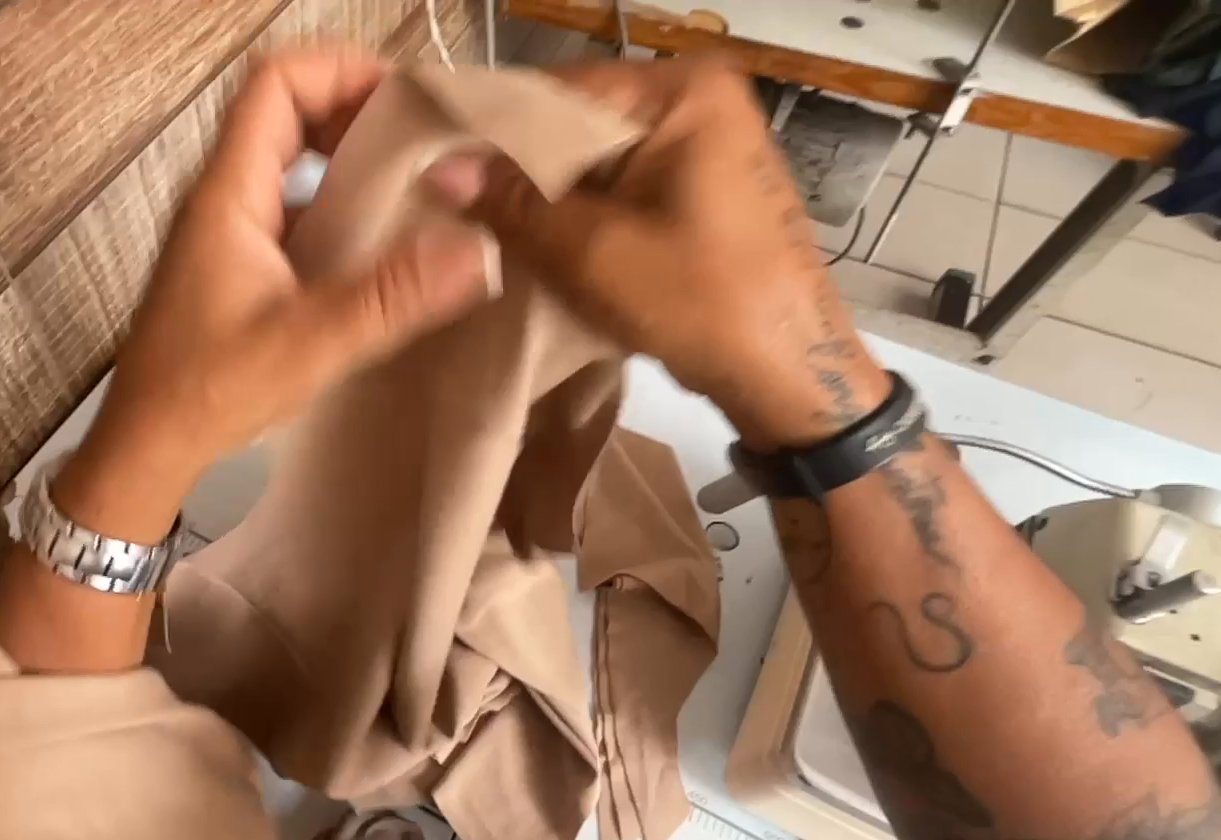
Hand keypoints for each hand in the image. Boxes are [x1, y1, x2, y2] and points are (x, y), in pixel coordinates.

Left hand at [61, 47, 494, 538]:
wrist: (149, 442)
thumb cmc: (212, 389)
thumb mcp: (309, 342)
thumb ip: (391, 297)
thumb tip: (477, 253)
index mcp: (230, 195)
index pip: (277, 85)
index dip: (341, 72)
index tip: (405, 104)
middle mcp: (220, 202)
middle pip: (285, 118)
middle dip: (355, 120)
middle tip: (420, 153)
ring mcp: (222, 238)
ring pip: (286, 171)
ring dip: (344, 171)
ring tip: (407, 198)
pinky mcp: (228, 273)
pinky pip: (284, 218)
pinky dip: (328, 216)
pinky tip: (366, 255)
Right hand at [425, 55, 888, 448]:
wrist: (782, 368)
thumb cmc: (696, 299)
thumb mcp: (591, 251)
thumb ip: (513, 205)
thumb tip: (440, 169)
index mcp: (682, 91)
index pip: (561, 92)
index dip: (494, 135)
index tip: (437, 172)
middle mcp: (695, 103)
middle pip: (577, 129)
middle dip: (519, 176)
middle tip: (456, 213)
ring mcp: (700, 150)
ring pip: (594, 169)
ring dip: (546, 205)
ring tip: (489, 237)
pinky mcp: (696, 194)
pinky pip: (618, 196)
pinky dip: (579, 223)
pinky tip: (543, 253)